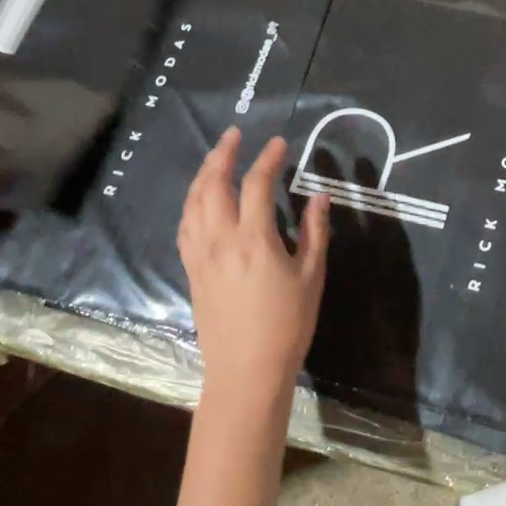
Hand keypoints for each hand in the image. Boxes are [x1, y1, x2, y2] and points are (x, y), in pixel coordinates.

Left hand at [178, 129, 329, 391]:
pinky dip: (192, 203)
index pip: (256, 186)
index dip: (268, 159)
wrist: (246, 371)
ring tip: (216, 157)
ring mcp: (201, 256)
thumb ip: (315, 232)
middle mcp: (221, 241)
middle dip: (223, 154)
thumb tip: (320, 196)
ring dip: (203, 174)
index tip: (280, 143)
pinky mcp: (192, 271)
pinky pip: (185, 226)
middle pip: (214, 185)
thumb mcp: (312, 276)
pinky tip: (200, 199)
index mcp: (254, 240)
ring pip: (193, 203)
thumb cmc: (288, 324)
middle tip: (235, 134)